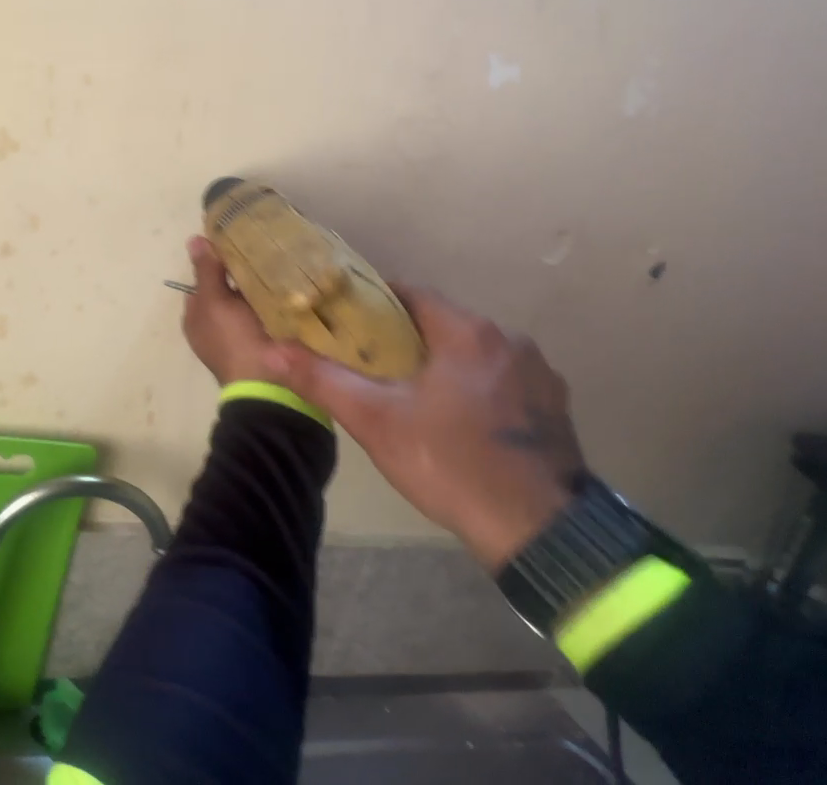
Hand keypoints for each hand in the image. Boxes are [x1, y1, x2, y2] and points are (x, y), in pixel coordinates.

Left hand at [180, 236, 277, 384]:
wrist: (270, 380)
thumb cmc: (233, 339)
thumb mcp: (213, 301)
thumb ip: (205, 271)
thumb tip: (193, 239)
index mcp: (198, 319)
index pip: (203, 282)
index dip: (215, 262)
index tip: (235, 240)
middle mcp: (219, 327)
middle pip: (230, 290)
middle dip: (244, 271)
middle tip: (263, 245)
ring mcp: (246, 333)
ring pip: (254, 297)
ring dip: (266, 282)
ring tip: (282, 254)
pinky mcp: (272, 336)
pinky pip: (275, 308)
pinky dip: (281, 295)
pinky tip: (293, 276)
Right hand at [265, 286, 583, 571]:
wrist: (539, 530)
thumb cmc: (449, 464)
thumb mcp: (375, 422)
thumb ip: (322, 380)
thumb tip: (271, 351)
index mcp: (468, 333)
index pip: (410, 296)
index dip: (372, 306)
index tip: (344, 326)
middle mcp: (510, 341)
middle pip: (443, 325)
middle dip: (404, 340)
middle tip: (367, 367)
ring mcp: (539, 375)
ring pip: (474, 355)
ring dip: (442, 366)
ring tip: (408, 397)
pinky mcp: (555, 408)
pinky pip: (502, 383)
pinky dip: (475, 391)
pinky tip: (457, 423)